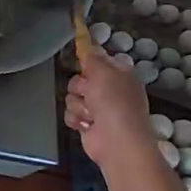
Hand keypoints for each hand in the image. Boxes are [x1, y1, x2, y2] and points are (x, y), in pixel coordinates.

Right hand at [65, 48, 154, 173]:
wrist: (117, 141)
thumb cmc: (114, 102)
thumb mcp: (103, 72)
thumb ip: (91, 58)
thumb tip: (87, 48)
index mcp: (120, 76)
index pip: (99, 60)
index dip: (89, 61)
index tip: (79, 59)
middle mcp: (110, 91)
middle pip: (80, 79)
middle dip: (80, 86)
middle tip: (89, 93)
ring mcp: (98, 109)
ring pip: (72, 96)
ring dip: (78, 105)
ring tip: (90, 114)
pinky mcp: (87, 124)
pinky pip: (70, 113)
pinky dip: (76, 119)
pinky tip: (86, 125)